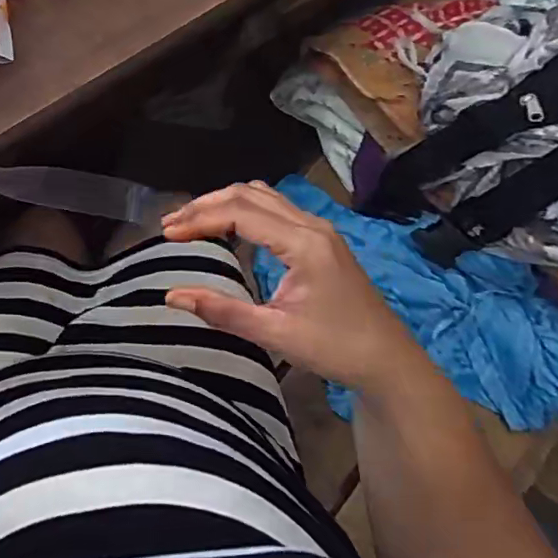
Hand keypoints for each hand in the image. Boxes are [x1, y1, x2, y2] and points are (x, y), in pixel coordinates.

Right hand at [160, 181, 432, 394]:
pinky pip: (272, 207)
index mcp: (303, 244)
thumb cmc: (336, 349)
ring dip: (222, 202)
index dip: (199, 219)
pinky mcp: (319, 238)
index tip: (168, 234)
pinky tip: (225, 227)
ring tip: (190, 222)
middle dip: (204, 205)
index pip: (239, 214)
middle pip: (247, 194)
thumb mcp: (276, 334)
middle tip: (170, 225)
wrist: (390, 363)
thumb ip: (222, 311)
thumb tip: (172, 295)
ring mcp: (318, 229)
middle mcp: (311, 226)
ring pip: (260, 195)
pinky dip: (241, 209)